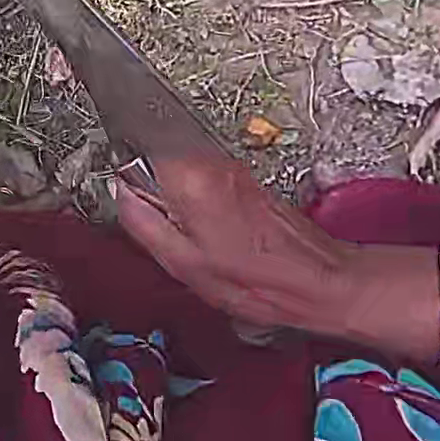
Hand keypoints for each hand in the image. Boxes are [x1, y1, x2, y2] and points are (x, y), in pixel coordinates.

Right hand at [113, 155, 439, 360]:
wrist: (319, 281)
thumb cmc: (257, 280)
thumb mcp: (181, 262)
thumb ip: (141, 222)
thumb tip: (120, 195)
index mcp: (189, 181)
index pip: (135, 159)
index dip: (129, 186)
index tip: (138, 210)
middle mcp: (209, 164)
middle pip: (155, 162)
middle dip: (151, 192)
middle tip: (167, 229)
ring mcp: (228, 168)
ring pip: (176, 171)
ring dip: (173, 197)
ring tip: (193, 233)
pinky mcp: (240, 177)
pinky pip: (197, 180)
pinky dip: (194, 201)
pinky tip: (210, 230)